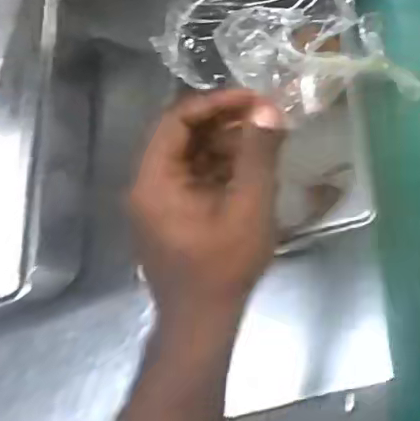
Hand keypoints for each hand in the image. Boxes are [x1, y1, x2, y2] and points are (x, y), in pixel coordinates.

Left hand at [128, 89, 286, 334]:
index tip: (255, 99)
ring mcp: (162, 202)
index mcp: (155, 181)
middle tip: (268, 115)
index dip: (216, 103)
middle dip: (227, 121)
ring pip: (194, 155)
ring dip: (230, 142)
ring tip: (269, 137)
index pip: (177, 121)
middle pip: (184, 136)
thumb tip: (268, 109)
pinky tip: (257, 165)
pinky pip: (199, 176)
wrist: (203, 321)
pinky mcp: (177, 215)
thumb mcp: (249, 205)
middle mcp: (150, 186)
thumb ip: (258, 154)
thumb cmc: (224, 264)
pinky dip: (227, 164)